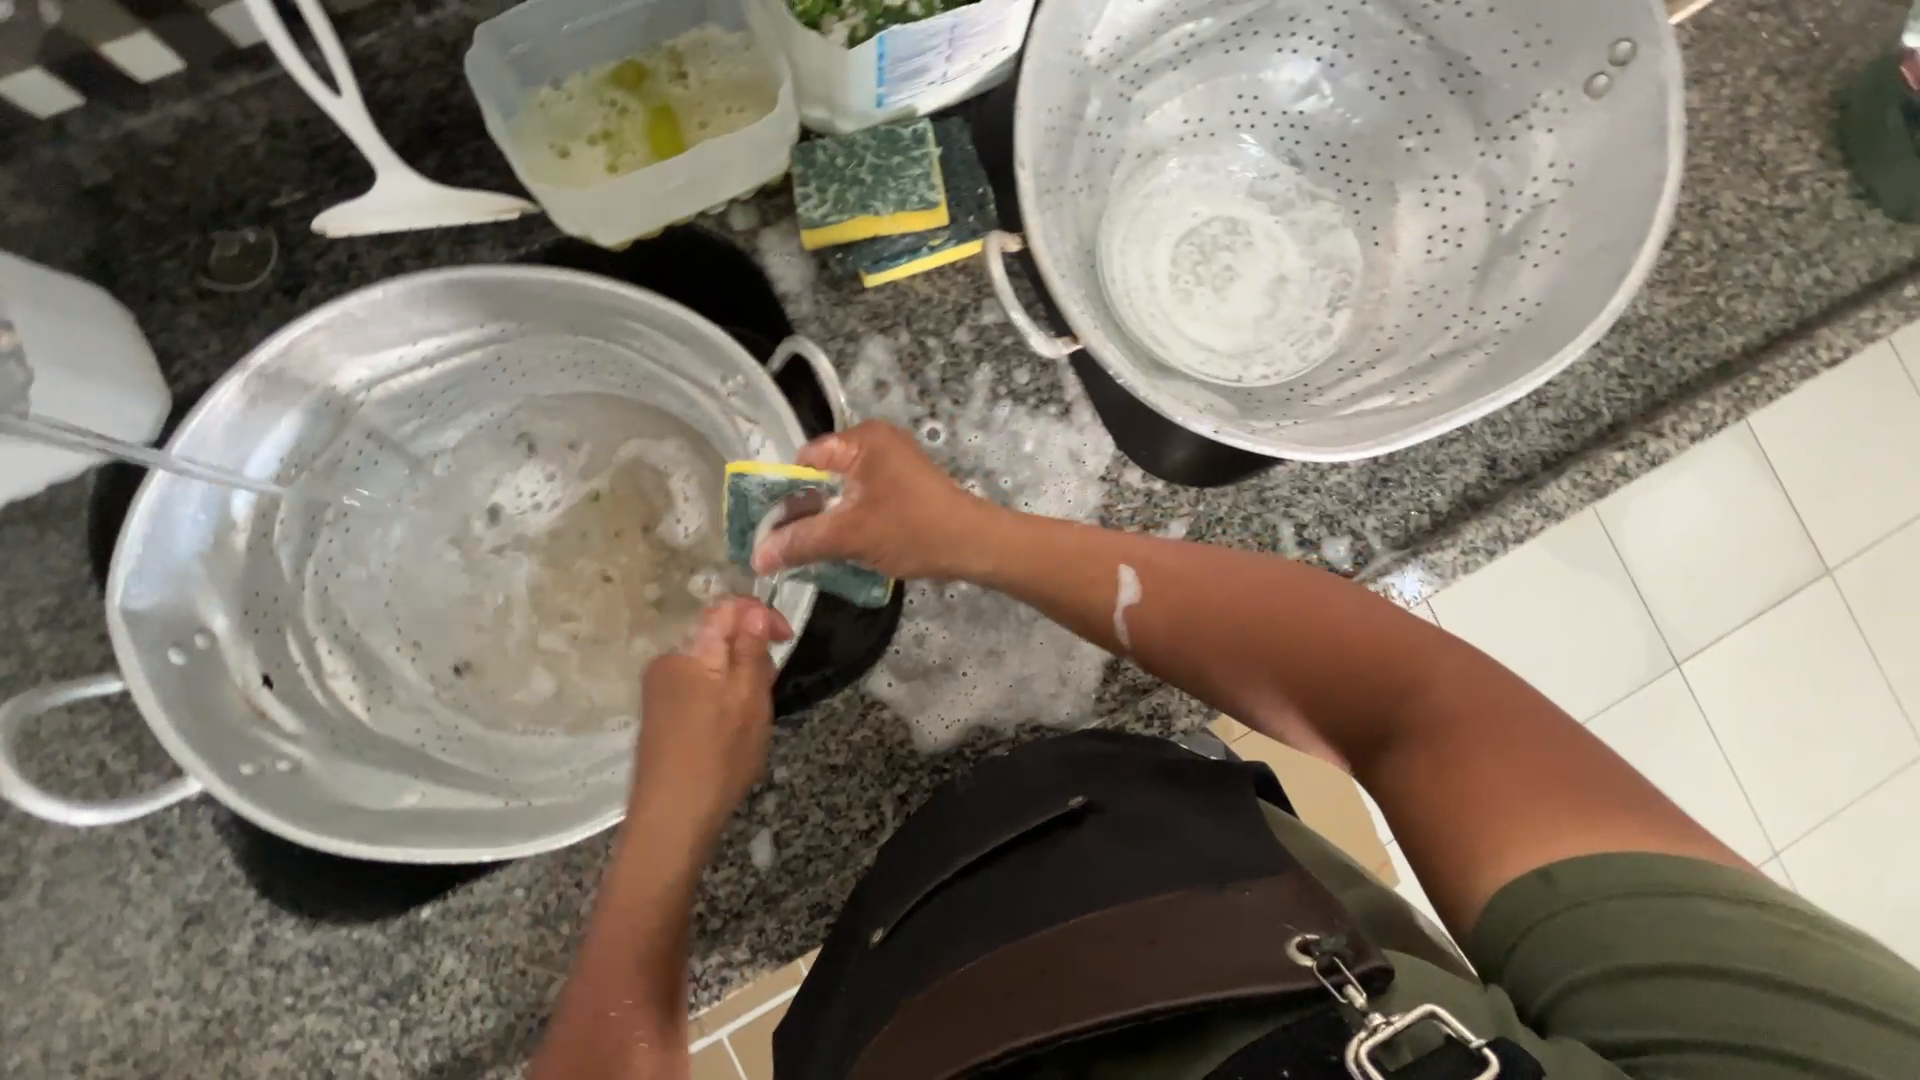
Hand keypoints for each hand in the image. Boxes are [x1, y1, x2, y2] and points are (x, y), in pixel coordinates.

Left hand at [629, 597, 792, 850]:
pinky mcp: (660, 712)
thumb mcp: (749, 701)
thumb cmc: (718, 759)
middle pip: (717, 636)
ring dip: (737, 677)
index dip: (759, 614)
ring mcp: (660, 688)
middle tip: (769, 689)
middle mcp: (668, 662)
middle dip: (750, 652)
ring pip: (710, 664)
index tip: (786, 638)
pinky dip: (721, 695)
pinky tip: (730, 729)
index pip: (726, 608)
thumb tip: (754, 611)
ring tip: (753, 716)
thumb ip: (751, 651)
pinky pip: (697, 686)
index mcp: (690, 652)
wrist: (670, 820)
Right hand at [751, 420, 1004, 580]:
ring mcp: (894, 464)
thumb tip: (757, 556)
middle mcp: (877, 443)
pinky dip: (850, 521)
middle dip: (804, 510)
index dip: (783, 492)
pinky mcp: (905, 487)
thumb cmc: (912, 530)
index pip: (805, 459)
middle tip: (783, 542)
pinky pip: (864, 500)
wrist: (975, 546)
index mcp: (863, 440)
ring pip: (843, 491)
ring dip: (827, 520)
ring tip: (808, 550)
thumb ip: (800, 542)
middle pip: (823, 475)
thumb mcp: (849, 537)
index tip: (769, 526)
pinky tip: (842, 548)